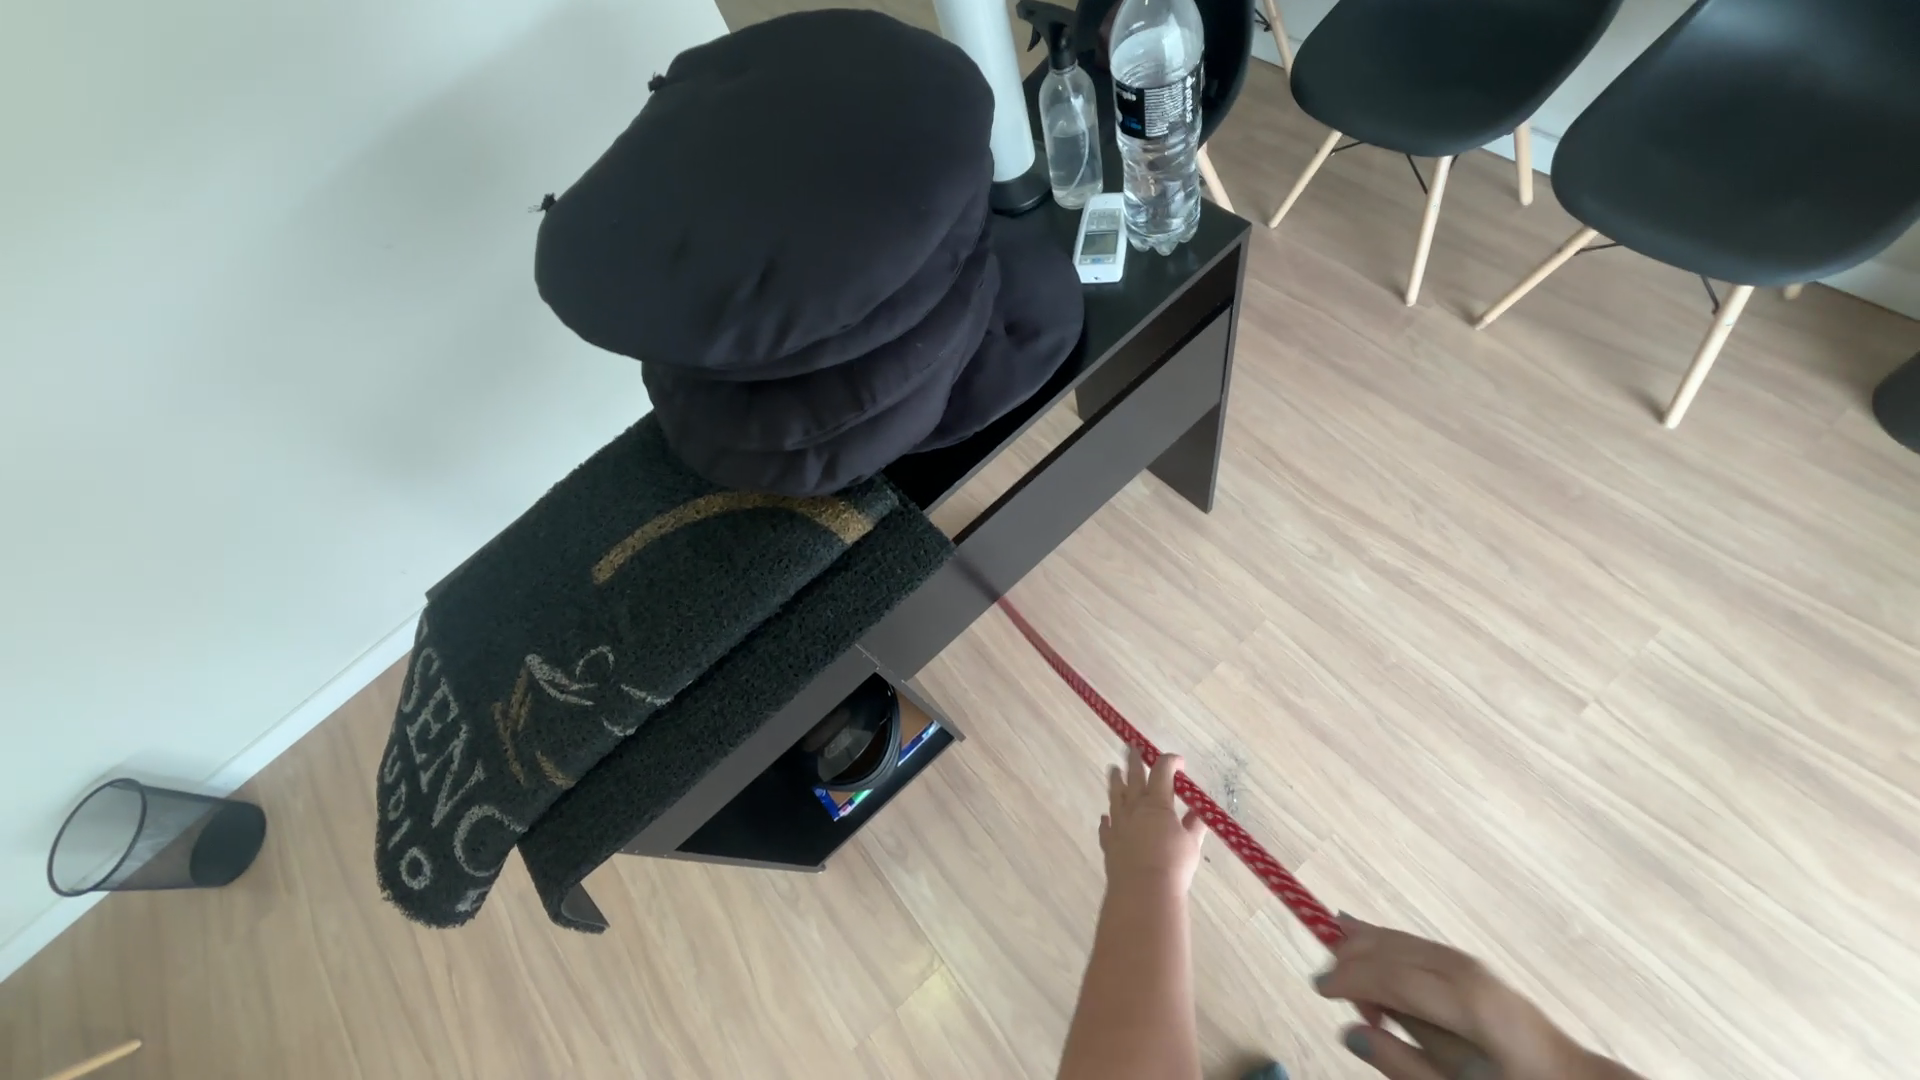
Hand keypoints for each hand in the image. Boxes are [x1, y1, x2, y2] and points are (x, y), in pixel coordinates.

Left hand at [1099, 747, 1205, 892]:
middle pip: (1133, 777)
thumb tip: (1199, 812)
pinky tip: (1105, 818)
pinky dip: (1107, 821)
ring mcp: (1119, 824)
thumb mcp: (1191, 844)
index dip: (1170, 762)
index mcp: (1157, 803)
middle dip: (1134, 761)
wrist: (1143, 890)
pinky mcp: (1109, 842)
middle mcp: (1135, 808)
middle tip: (1131, 748)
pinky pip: (1106, 827)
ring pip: (1115, 796)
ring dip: (1115, 782)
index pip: (1162, 772)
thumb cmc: (1173, 864)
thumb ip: (1194, 825)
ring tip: (1112, 770)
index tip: (1178, 761)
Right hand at [1315, 917, 1619, 1079]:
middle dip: (1352, 958)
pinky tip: (1359, 940)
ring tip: (1349, 984)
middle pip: (1391, 948)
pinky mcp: (1467, 964)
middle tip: (1330, 989)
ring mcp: (1469, 963)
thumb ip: (1404, 1066)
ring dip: (1364, 951)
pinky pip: (1412, 944)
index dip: (1349, 976)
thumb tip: (1350, 1032)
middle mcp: (1465, 971)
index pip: (1391, 974)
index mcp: (1466, 1004)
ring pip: (1399, 939)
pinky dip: (1382, 947)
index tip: (1319, 988)